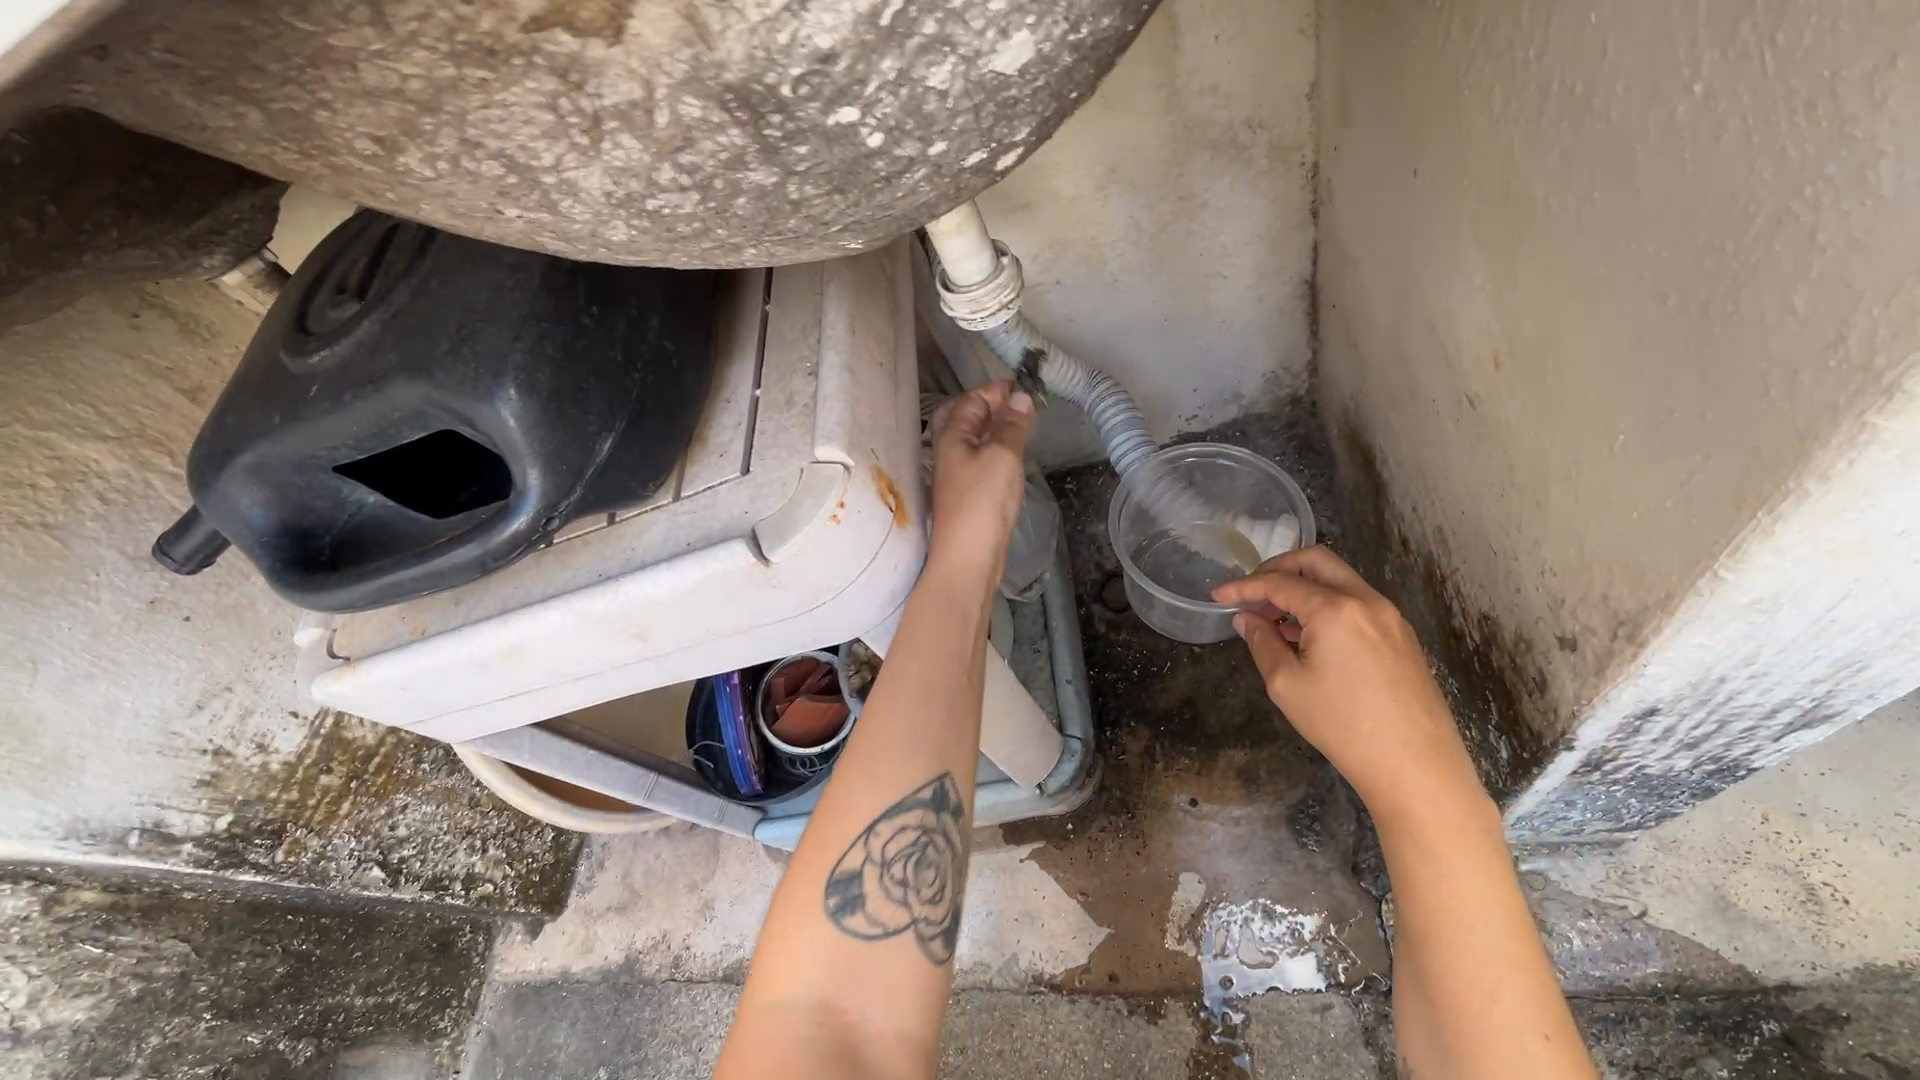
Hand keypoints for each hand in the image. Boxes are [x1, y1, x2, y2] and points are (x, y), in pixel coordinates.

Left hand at [926, 382, 1033, 588]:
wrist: (968, 558)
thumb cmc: (983, 502)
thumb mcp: (1003, 456)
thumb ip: (1012, 426)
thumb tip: (1021, 397)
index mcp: (950, 436)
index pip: (970, 400)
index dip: (995, 391)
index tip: (1024, 387)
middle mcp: (947, 452)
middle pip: (964, 419)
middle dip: (990, 407)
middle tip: (1019, 405)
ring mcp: (956, 475)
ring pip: (971, 441)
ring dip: (993, 429)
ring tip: (1020, 426)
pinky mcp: (967, 496)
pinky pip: (979, 462)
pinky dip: (994, 451)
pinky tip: (1011, 459)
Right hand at [1212, 546, 1482, 819]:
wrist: (1413, 763)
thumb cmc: (1342, 724)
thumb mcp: (1286, 685)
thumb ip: (1262, 642)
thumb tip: (1248, 619)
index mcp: (1335, 609)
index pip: (1279, 583)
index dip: (1243, 587)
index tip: (1218, 596)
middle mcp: (1366, 600)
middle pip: (1316, 561)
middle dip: (1277, 569)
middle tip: (1252, 593)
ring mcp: (1389, 616)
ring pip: (1339, 580)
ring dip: (1303, 587)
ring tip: (1275, 619)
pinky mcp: (1401, 635)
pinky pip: (1356, 602)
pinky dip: (1327, 604)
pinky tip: (1309, 636)